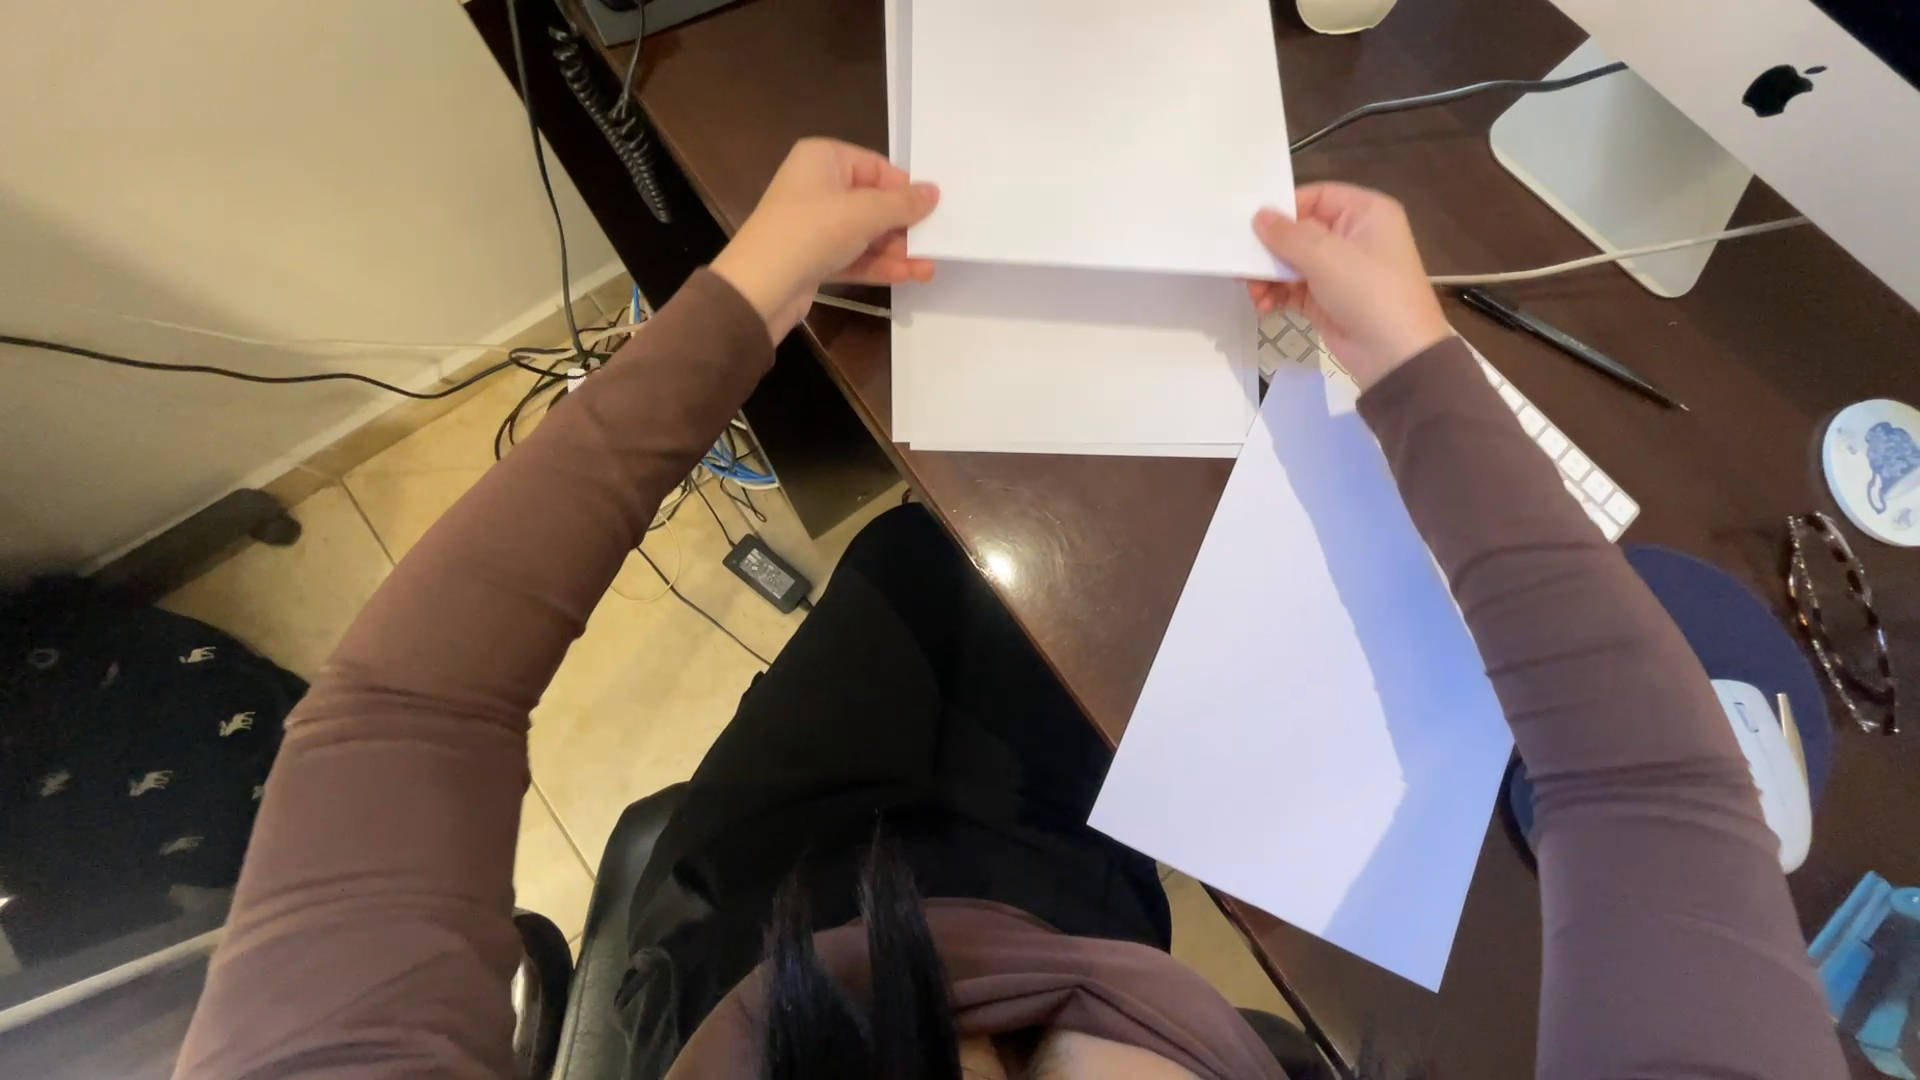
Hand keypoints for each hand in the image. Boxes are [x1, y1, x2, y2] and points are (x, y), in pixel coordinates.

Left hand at [710, 138, 939, 340]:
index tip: (933, 210)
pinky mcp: (816, 259)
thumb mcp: (864, 212)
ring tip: (928, 268)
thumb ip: (902, 204)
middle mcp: (818, 187)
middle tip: (934, 243)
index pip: (876, 167)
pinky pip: (855, 257)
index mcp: (823, 159)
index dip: (905, 189)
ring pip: (866, 235)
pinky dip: (879, 266)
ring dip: (897, 251)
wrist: (762, 286)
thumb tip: (933, 192)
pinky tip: (908, 276)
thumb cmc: (811, 231)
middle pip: (873, 203)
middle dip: (904, 227)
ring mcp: (816, 226)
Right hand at [1246, 183, 1453, 391]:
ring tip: (1255, 295)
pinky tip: (1264, 307)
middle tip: (1243, 267)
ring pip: (1291, 264)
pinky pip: (1292, 290)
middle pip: (1298, 234)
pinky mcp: (1325, 300)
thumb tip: (1259, 216)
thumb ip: (1288, 235)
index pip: (1317, 198)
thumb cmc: (1369, 292)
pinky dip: (1276, 296)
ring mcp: (1338, 271)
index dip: (1285, 209)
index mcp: (1364, 214)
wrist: (1394, 353)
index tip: (1253, 226)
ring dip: (1268, 278)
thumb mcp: (1327, 256)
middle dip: (1269, 252)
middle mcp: (1351, 238)